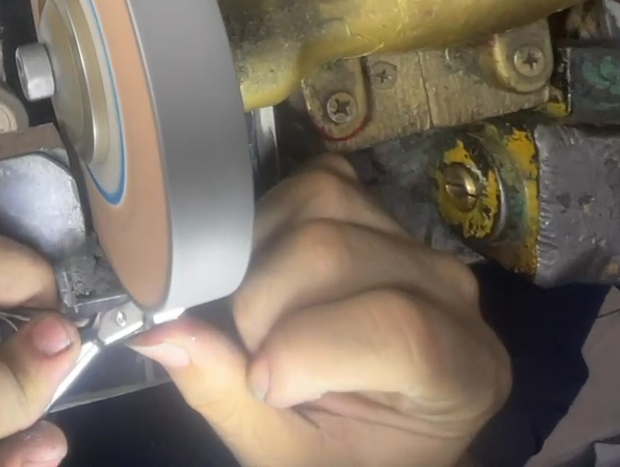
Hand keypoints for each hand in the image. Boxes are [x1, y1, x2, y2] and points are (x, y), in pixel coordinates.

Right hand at [130, 155, 508, 466]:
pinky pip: (312, 180)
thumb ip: (226, 397)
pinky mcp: (368, 203)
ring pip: (318, 203)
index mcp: (461, 369)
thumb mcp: (286, 457)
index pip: (398, 328)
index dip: (309, 347)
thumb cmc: (341, 453)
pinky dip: (270, 218)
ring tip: (258, 311)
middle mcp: (448, 289)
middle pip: (334, 252)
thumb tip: (157, 332)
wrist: (369, 432)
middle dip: (264, 302)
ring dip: (259, 257)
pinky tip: (268, 266)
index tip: (260, 383)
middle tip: (249, 351)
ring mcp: (407, 234)